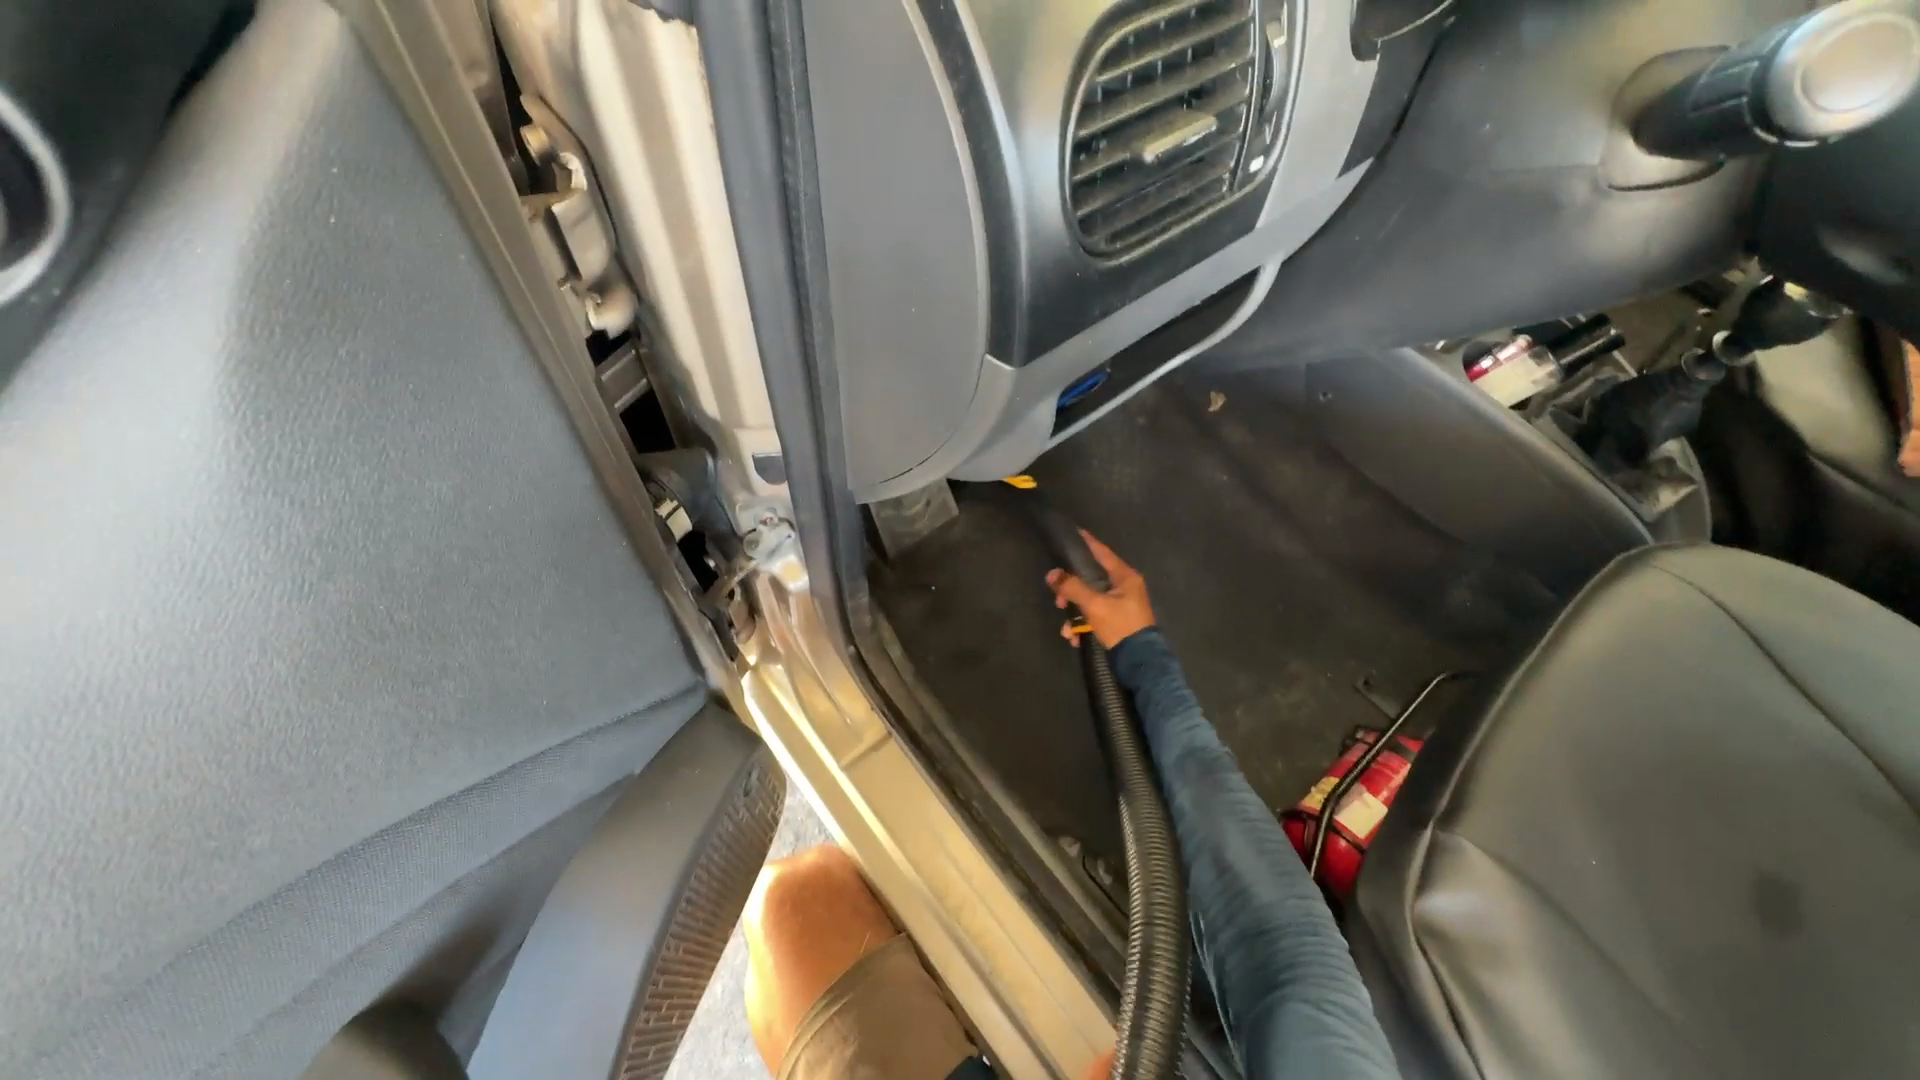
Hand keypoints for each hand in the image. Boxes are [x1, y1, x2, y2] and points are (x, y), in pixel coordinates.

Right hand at [1045, 531, 1154, 647]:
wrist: (1140, 662)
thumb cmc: (1120, 626)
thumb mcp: (1094, 605)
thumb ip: (1072, 588)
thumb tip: (1052, 574)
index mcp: (1125, 577)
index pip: (1102, 552)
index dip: (1086, 542)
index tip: (1073, 531)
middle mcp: (1124, 587)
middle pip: (1091, 579)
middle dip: (1071, 591)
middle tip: (1058, 600)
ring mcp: (1121, 605)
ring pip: (1090, 600)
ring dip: (1075, 614)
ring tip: (1068, 631)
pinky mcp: (1117, 621)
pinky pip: (1094, 616)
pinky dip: (1083, 626)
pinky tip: (1076, 638)